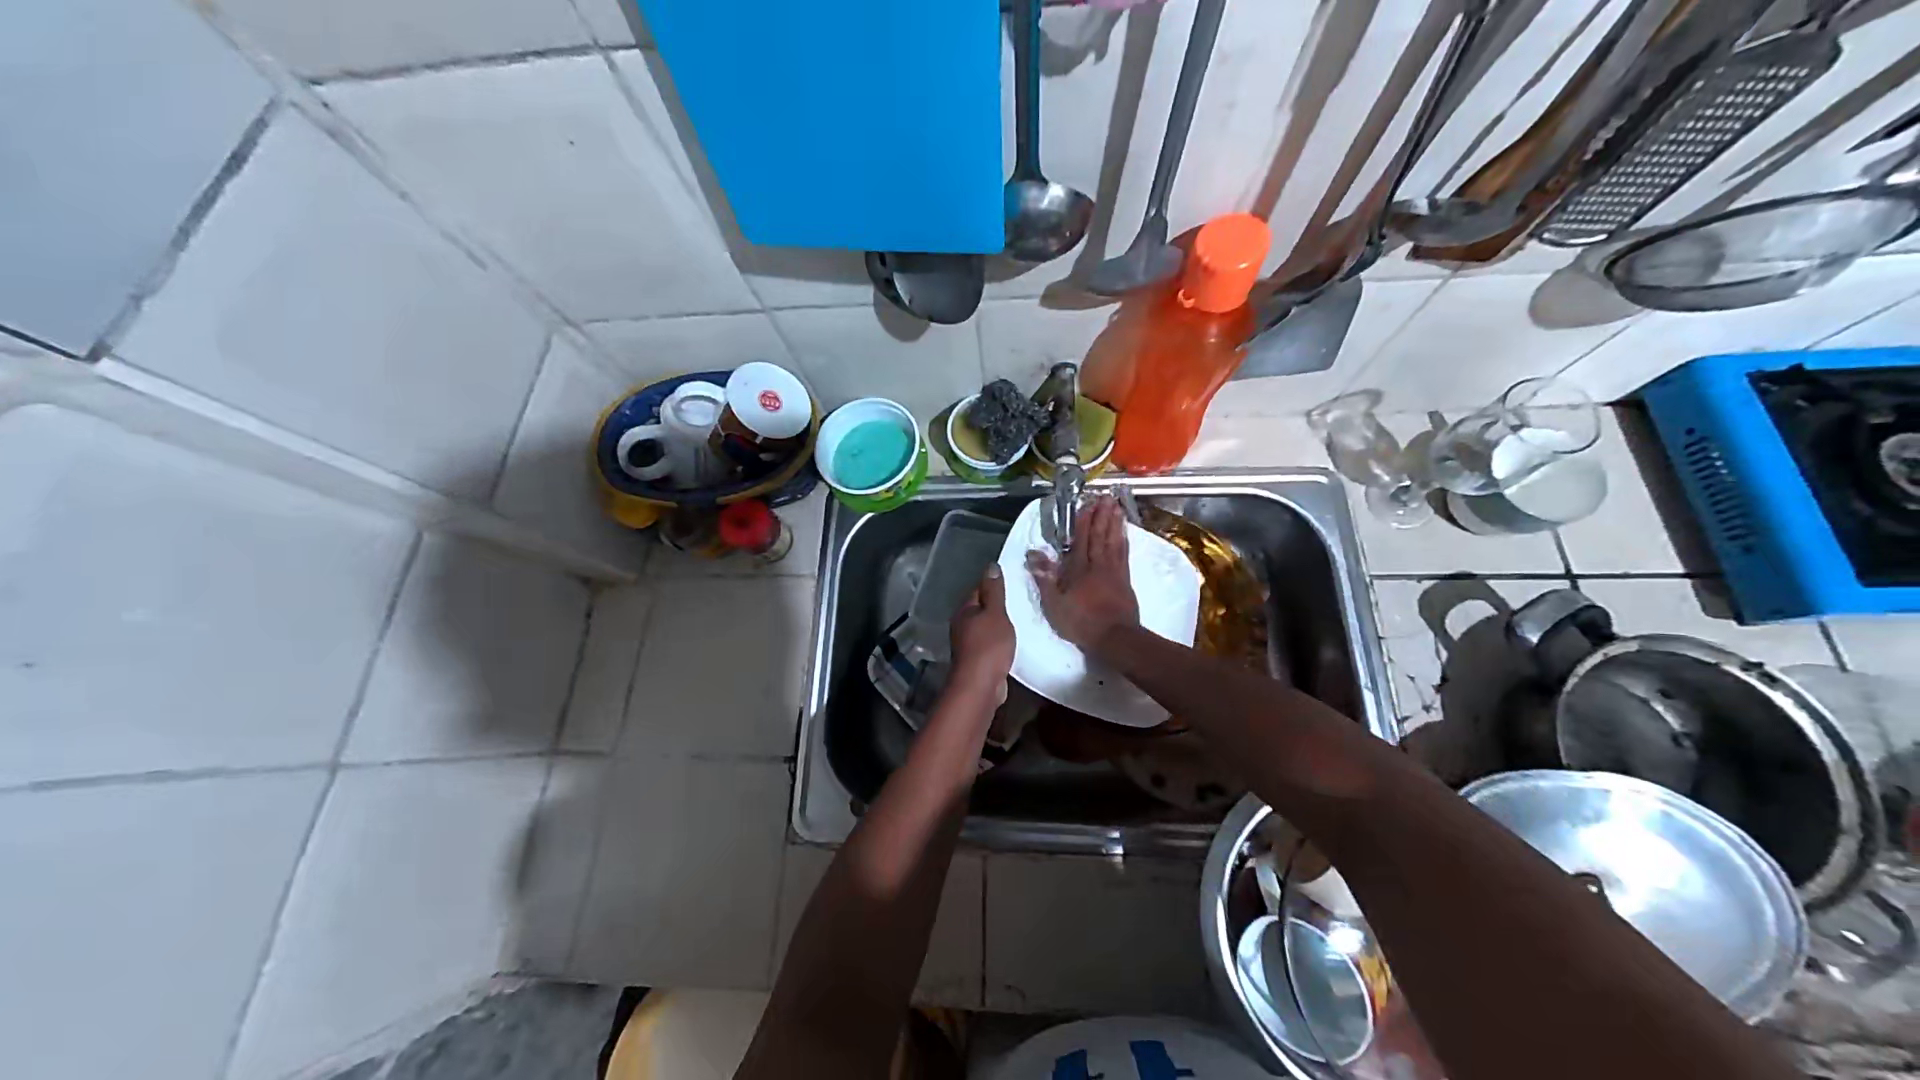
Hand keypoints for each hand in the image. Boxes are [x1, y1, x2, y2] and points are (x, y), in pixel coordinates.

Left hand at [950, 564, 1014, 693]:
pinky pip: (991, 643)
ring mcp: (968, 643)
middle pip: (981, 608)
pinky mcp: (977, 659)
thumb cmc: (989, 645)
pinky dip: (1001, 640)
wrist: (980, 685)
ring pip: (986, 626)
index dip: (995, 584)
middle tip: (1022, 599)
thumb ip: (994, 591)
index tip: (1014, 581)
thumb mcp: (995, 613)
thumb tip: (991, 566)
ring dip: (1000, 623)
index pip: (979, 589)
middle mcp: (962, 624)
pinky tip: (1014, 640)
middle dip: (998, 604)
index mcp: (965, 610)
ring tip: (1022, 618)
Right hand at [1026, 496, 1139, 653]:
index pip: (1080, 540)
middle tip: (1105, 497)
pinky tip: (1124, 532)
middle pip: (1099, 535)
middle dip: (1101, 515)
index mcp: (1078, 569)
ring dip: (1114, 523)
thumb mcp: (1054, 604)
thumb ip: (1044, 578)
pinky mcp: (1125, 579)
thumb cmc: (1081, 623)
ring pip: (1113, 541)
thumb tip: (1033, 554)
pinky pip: (1124, 552)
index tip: (1086, 504)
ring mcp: (1114, 571)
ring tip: (1116, 507)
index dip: (1083, 521)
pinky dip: (1124, 539)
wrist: (1115, 638)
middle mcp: (1097, 565)